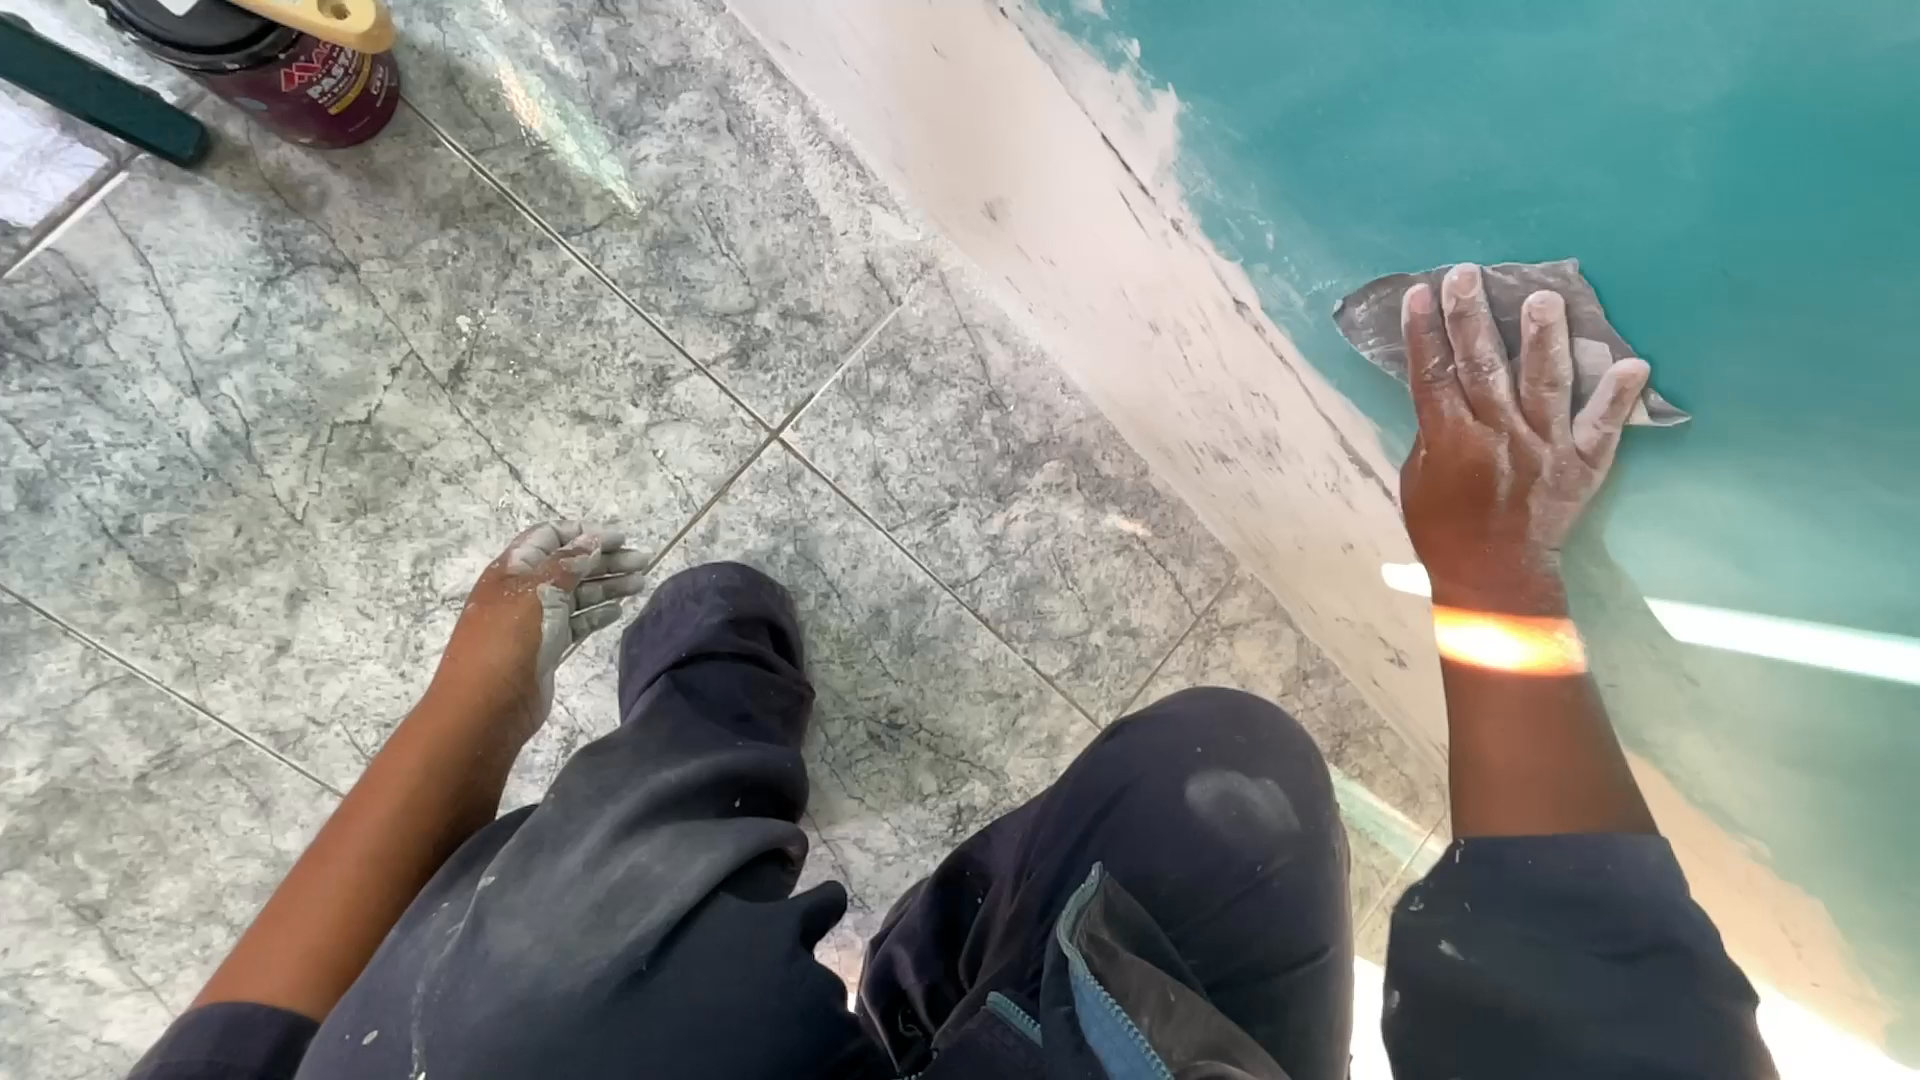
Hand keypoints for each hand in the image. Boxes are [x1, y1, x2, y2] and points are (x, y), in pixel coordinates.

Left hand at [429, 521, 646, 741]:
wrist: (487, 706)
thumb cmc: (509, 642)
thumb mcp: (538, 594)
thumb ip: (568, 564)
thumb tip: (592, 540)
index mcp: (514, 570)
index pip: (549, 537)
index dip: (583, 533)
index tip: (619, 537)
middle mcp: (524, 590)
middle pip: (569, 564)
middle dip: (605, 559)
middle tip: (643, 560)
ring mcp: (536, 619)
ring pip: (578, 593)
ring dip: (608, 585)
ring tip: (641, 583)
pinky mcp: (548, 645)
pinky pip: (577, 621)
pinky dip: (598, 613)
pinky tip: (618, 611)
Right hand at [1399, 264, 1648, 612]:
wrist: (1493, 572)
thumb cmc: (1441, 527)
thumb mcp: (1416, 479)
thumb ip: (1432, 435)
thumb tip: (1446, 397)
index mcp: (1450, 440)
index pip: (1432, 376)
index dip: (1423, 333)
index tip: (1419, 295)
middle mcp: (1498, 434)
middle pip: (1482, 367)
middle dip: (1471, 317)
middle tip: (1467, 274)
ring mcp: (1545, 446)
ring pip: (1545, 383)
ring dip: (1544, 338)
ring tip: (1545, 296)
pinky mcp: (1583, 462)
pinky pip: (1603, 426)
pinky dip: (1618, 397)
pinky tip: (1632, 364)